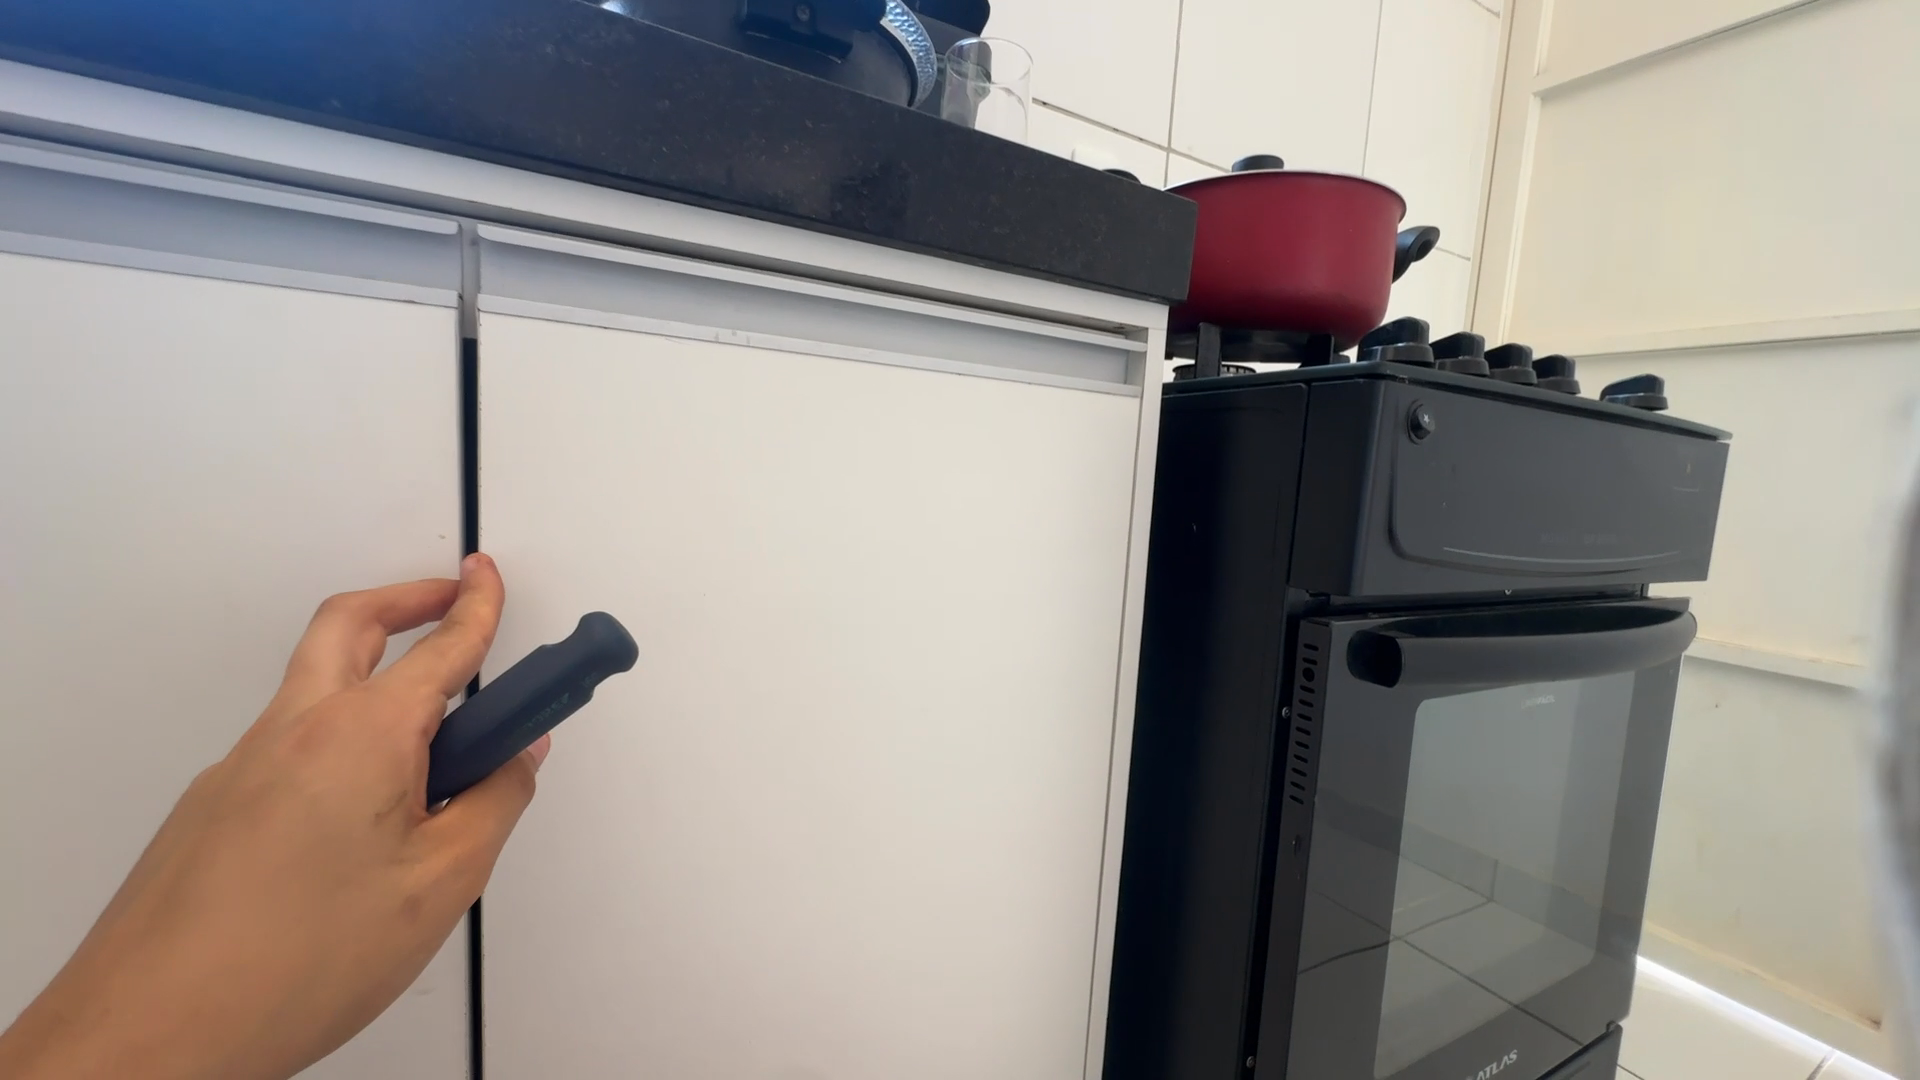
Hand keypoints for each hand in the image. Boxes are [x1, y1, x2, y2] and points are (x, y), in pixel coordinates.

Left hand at [0, 553, 542, 1079]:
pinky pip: (296, 741)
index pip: (444, 647)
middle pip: (349, 625)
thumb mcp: (446, 878)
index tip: (492, 573)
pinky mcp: (214, 806)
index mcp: (362, 737)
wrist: (138, 1051)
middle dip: (408, 598)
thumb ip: (499, 798)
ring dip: (381, 675)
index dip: (479, 603)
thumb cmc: (301, 960)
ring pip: (319, 685)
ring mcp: (242, 766)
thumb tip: (520, 754)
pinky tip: (373, 813)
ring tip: (438, 744)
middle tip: (452, 601)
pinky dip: (350, 735)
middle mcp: (295, 731)